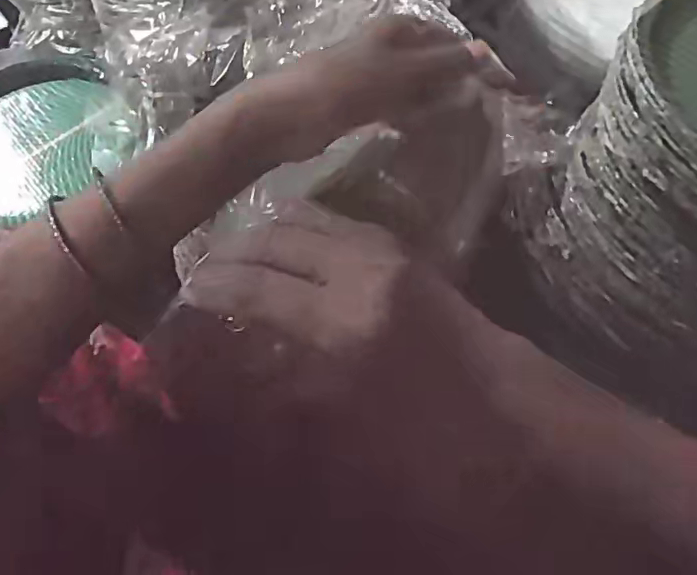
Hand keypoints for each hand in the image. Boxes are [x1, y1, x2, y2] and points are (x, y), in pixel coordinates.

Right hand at [153, 204, 529, 568]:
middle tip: (187, 301)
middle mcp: (358, 274)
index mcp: (339, 336)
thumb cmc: (439, 477)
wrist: (536, 441)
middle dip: (212, 267)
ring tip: (227, 276)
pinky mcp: (405, 248)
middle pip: (259, 242)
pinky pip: (331, 221)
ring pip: (293, 219)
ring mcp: (385, 252)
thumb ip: (265, 413)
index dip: (185, 311)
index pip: (233, 293)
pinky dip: (292, 233)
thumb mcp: (338, 467)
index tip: (159, 335)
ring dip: (251, 243)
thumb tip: (205, 386)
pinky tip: (281, 261)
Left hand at [220, 16, 515, 167]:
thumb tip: (486, 50)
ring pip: (422, 83)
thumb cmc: (345, 85)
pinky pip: (402, 103)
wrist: (285, 116)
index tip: (510, 88)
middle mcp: (391, 43)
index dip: (481, 61)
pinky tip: (430, 128)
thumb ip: (443, 62)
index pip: (453, 40)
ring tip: (471, 121)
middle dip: (465, 80)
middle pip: (438, 60)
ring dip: (443, 98)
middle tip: (494, 109)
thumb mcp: (400, 71)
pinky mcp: (364, 98)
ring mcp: (376, 71)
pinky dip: (418, 112)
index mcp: (401, 28)